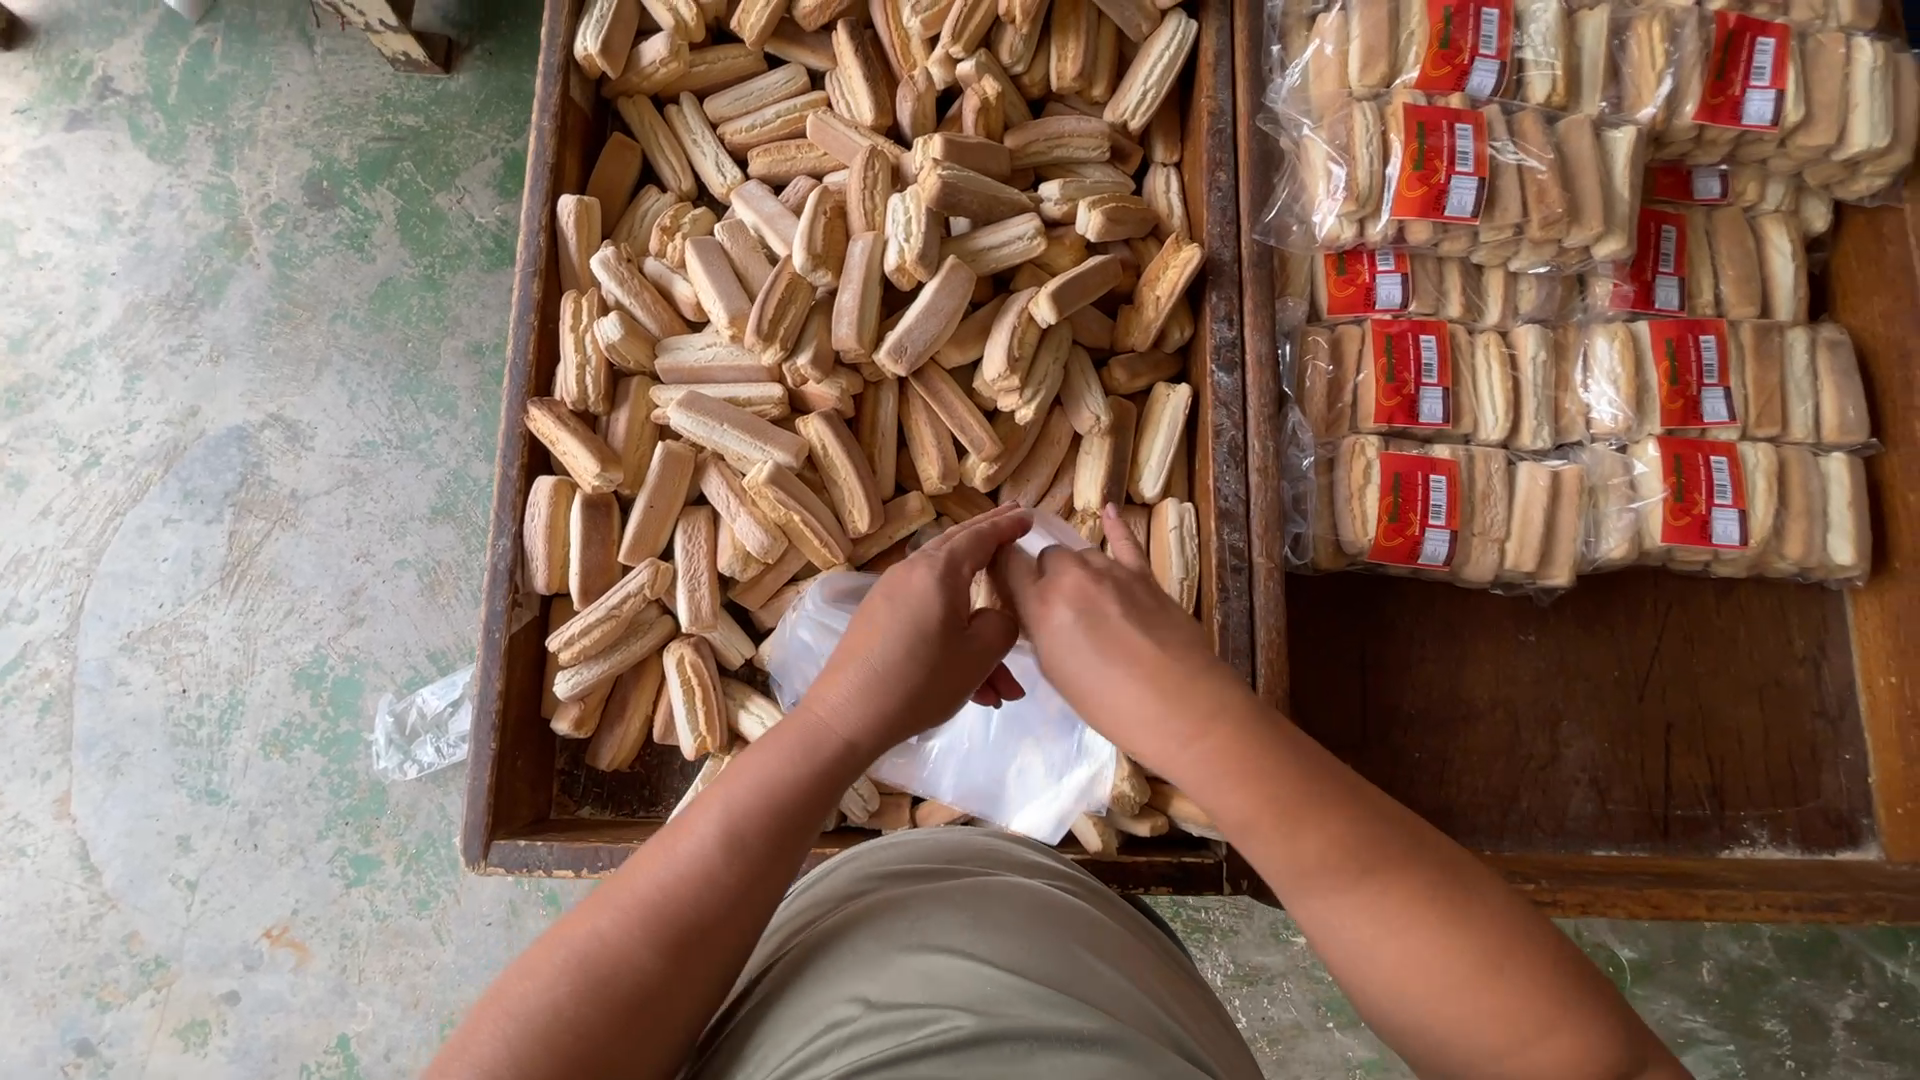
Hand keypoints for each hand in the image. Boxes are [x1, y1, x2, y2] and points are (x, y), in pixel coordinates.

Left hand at [791, 505, 1030, 760]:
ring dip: (979, 637)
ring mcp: (891, 596)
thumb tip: (997, 617)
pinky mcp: (879, 621)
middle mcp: (912, 572)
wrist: (848, 716)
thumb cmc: (920, 680)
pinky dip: (954, 644)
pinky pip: (928, 620)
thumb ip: (1003, 625)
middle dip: (990, 543)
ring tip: (1004, 687)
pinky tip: (974, 692)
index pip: (981, 535)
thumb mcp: (979, 655)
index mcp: (939, 569)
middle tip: (1014, 525)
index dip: (1007, 526)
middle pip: (959, 549)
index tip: (1028, 517)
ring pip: (948, 602)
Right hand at [992, 504, 1242, 771]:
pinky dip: (1116, 527)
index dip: (1003, 568)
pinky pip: (1125, 542)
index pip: (1007, 564)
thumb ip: (1039, 630)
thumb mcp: (1054, 670)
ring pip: (1081, 554)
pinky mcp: (1145, 574)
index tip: (1004, 580)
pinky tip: (1109, 511)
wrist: (1180, 706)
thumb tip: (1037, 610)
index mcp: (1041, 605)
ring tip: (1086, 600)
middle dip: (1046, 576)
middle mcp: (1071, 577)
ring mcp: (1111, 571)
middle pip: (1047, 557)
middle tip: (1056, 609)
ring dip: (1077, 570)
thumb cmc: (1108, 703)